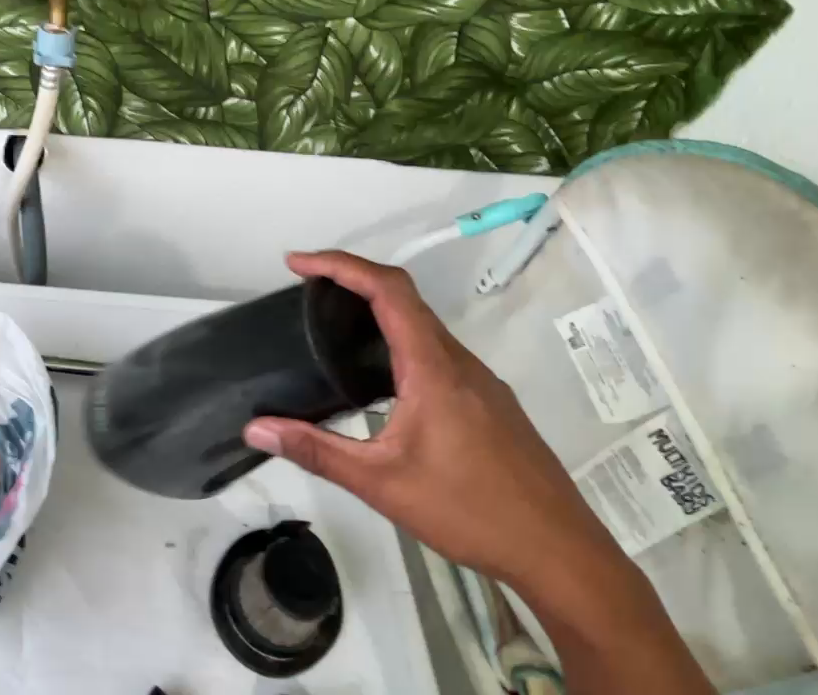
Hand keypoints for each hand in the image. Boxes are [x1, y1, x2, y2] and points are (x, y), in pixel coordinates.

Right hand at [244, 252, 712, 694]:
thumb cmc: (470, 511)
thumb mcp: (380, 483)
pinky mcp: (489, 403)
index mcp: (433, 368)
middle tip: (305, 291)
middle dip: (351, 281)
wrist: (561, 553)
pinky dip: (398, 341)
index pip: (387, 290)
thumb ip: (316, 451)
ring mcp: (480, 382)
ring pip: (423, 326)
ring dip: (377, 311)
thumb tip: (256, 429)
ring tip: (332, 329)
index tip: (297, 264)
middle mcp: (459, 363)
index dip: (340, 266)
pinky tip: (380, 378)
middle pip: (404, 298)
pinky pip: (436, 351)